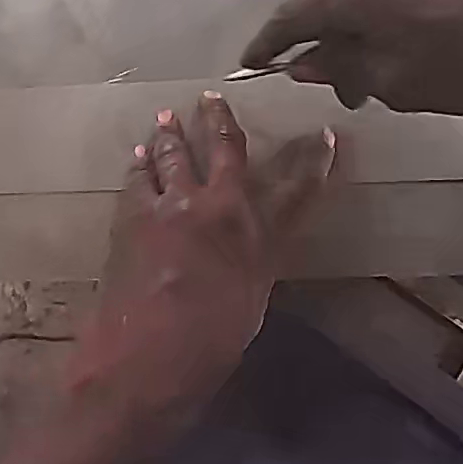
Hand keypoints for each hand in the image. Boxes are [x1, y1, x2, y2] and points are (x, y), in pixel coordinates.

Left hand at [65, 92, 333, 442]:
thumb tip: (241, 248)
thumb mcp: (248, 305)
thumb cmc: (207, 350)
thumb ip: (249, 265)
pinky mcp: (135, 216)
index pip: (299, 191)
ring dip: (171, 134)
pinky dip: (139, 165)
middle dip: (220, 120)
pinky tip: (137, 156)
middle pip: (224, 151)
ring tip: (167, 116)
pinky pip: (138, 179)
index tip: (327, 136)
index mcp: (258, 241)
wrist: (142, 365)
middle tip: (213, 97)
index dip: (317, 162)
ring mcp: (173, 208)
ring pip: (173, 155)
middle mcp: (219, 212)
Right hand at [241, 0, 462, 113]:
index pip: (294, 14)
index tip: (250, 61)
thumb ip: (345, 68)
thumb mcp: (403, 82)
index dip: (268, 42)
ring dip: (368, 31)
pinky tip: (426, 41)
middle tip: (344, 89)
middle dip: (330, 45)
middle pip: (336, 2)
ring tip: (390, 71)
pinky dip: (398, 14)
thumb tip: (306, 59)